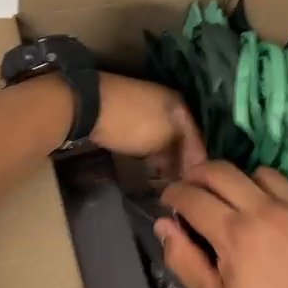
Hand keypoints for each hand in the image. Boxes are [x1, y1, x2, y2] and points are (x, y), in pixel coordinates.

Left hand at [91, 74, 206, 179]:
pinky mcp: (126, 114)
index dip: (197, 163)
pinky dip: (150, 150)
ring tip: (164, 180)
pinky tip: (147, 164)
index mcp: (180, 103)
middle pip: (180, 137)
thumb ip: (183, 151)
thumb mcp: (165, 137)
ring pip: (163, 137)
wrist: (89, 105)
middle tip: (179, 185)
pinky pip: (147, 136)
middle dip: (181, 160)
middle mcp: (166, 101)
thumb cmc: (132, 123)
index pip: (197, 138)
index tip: (193, 185)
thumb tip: (192, 166)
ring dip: (165, 157)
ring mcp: (145, 106)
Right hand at [157, 162, 287, 287]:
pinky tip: (260, 209)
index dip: (173, 195)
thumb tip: (163, 225)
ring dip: (231, 179)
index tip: (167, 201)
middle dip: (195, 175)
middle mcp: (263, 211)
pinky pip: (281, 183)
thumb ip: (184, 260)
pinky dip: (262, 186)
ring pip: (251, 171)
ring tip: (226, 201)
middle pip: (219, 171)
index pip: (192, 197)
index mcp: (234, 236)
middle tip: (188, 190)